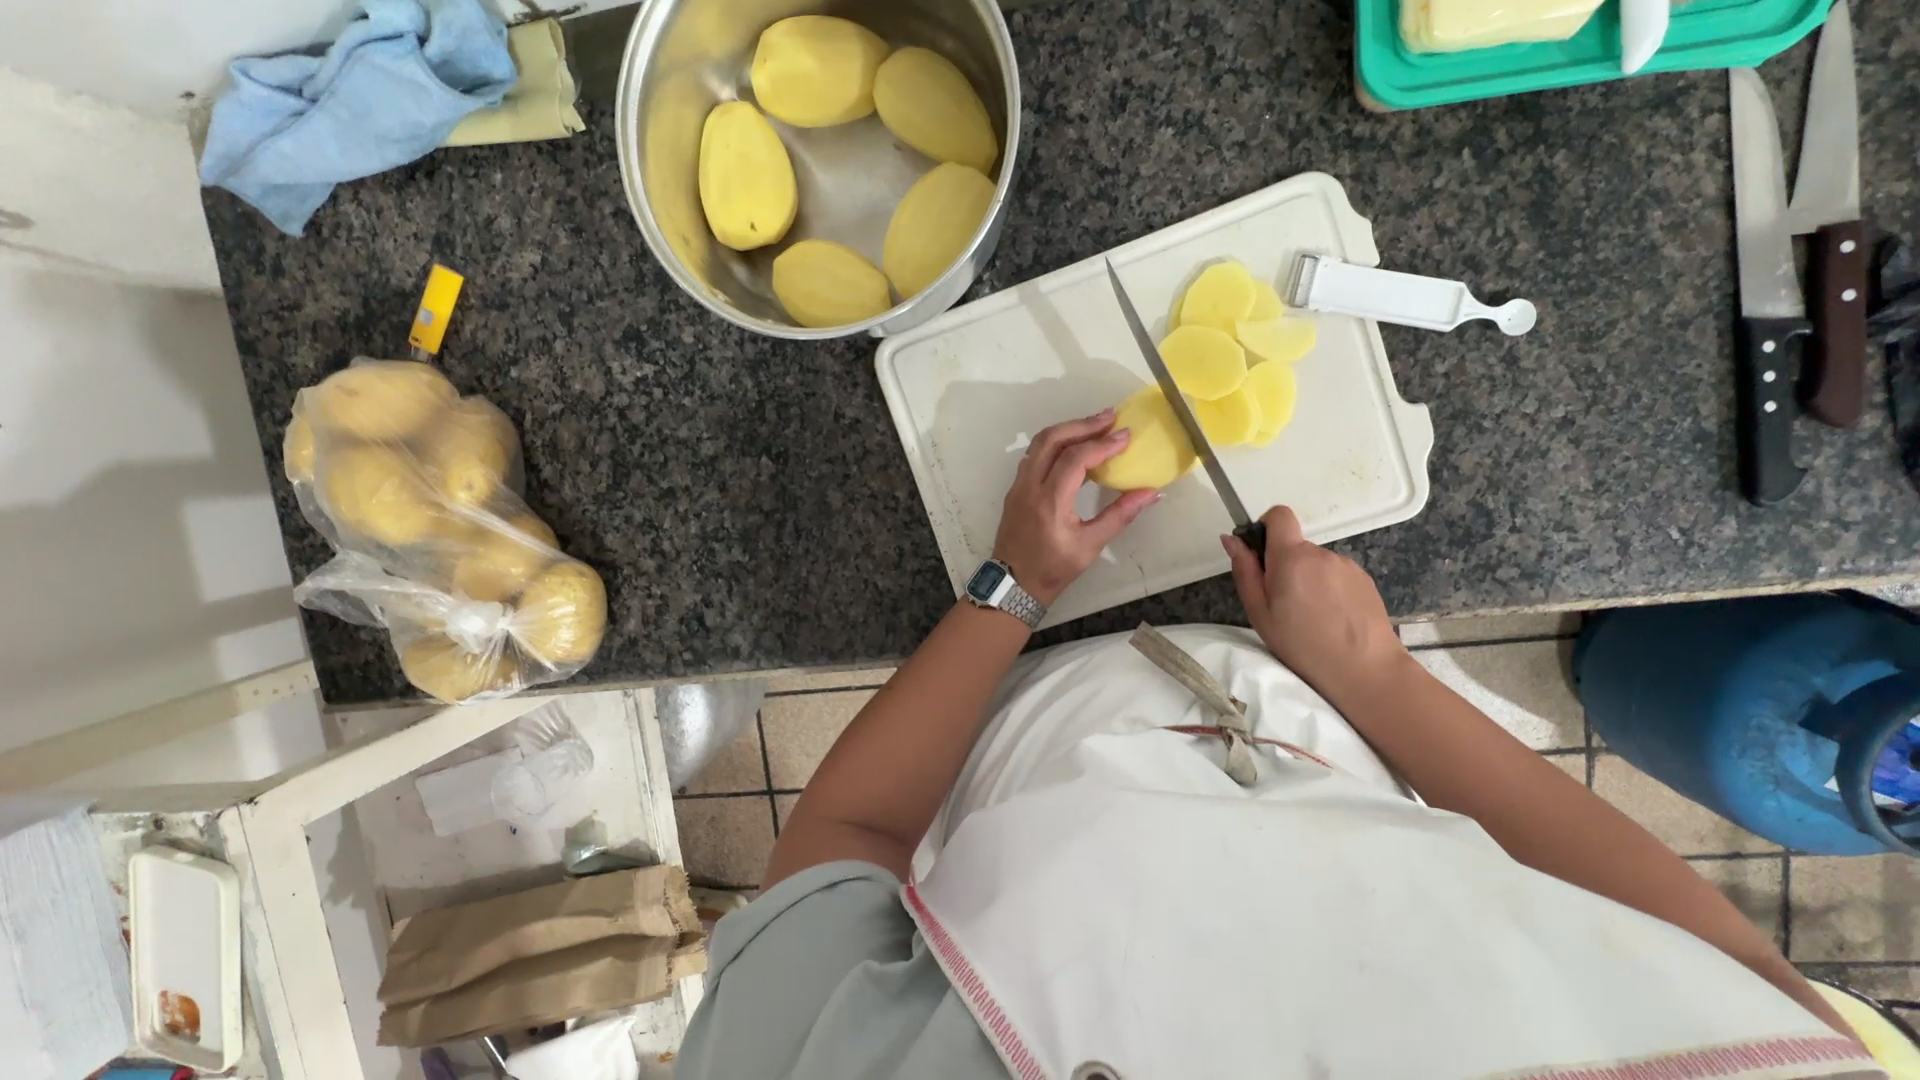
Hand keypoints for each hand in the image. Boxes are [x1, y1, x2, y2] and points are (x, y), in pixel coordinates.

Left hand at [993, 408, 1160, 605]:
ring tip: (1096, 425)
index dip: (1101, 444)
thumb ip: (1120, 515)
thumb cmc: (1053, 569)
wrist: (1014, 583)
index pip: (1075, 459)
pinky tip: (1076, 445)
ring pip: (1040, 444)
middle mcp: (1029, 486)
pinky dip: (1056, 443)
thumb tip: (1151, 493)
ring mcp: (1019, 485)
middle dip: (1083, 425)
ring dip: (1068, 430)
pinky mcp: (1016, 488)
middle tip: (1111, 417)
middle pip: (1052, 439)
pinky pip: (1035, 455)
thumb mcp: (1090, 546)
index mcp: (1049, 502)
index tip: (1125, 435)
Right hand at [1222, 505, 1408, 698]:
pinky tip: (1332, 619)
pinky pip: (1336, 576)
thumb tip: (1231, 539)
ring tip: (1312, 617)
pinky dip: (1329, 590)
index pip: (1279, 515)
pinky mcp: (1364, 579)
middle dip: (1285, 567)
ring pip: (1316, 564)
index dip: (1266, 527)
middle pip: (1295, 547)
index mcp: (1291, 557)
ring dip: (1308, 580)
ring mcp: (1346, 565)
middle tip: (1284, 605)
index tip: (1261, 555)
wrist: (1363, 669)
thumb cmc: (1302, 644)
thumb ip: (1245, 571)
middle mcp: (1321, 553)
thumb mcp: (1260, 613)